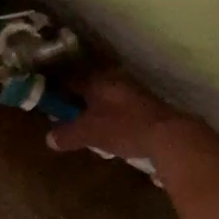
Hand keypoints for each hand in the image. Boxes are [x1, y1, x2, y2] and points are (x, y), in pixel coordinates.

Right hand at [47, 71, 186, 161]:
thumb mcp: (89, 133)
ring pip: (108, 97)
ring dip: (99, 109)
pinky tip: (115, 132)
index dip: (58, 91)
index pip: (70, 80)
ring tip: (93, 128)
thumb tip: (49, 138)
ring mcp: (134, 91)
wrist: (170, 136)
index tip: (50, 102)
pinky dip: (115, 117)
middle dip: (80, 101)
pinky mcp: (150, 106)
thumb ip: (67, 134)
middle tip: (71, 116)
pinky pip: (124, 108)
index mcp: (96, 80)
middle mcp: (114, 80)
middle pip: (90, 88)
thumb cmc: (123, 128)